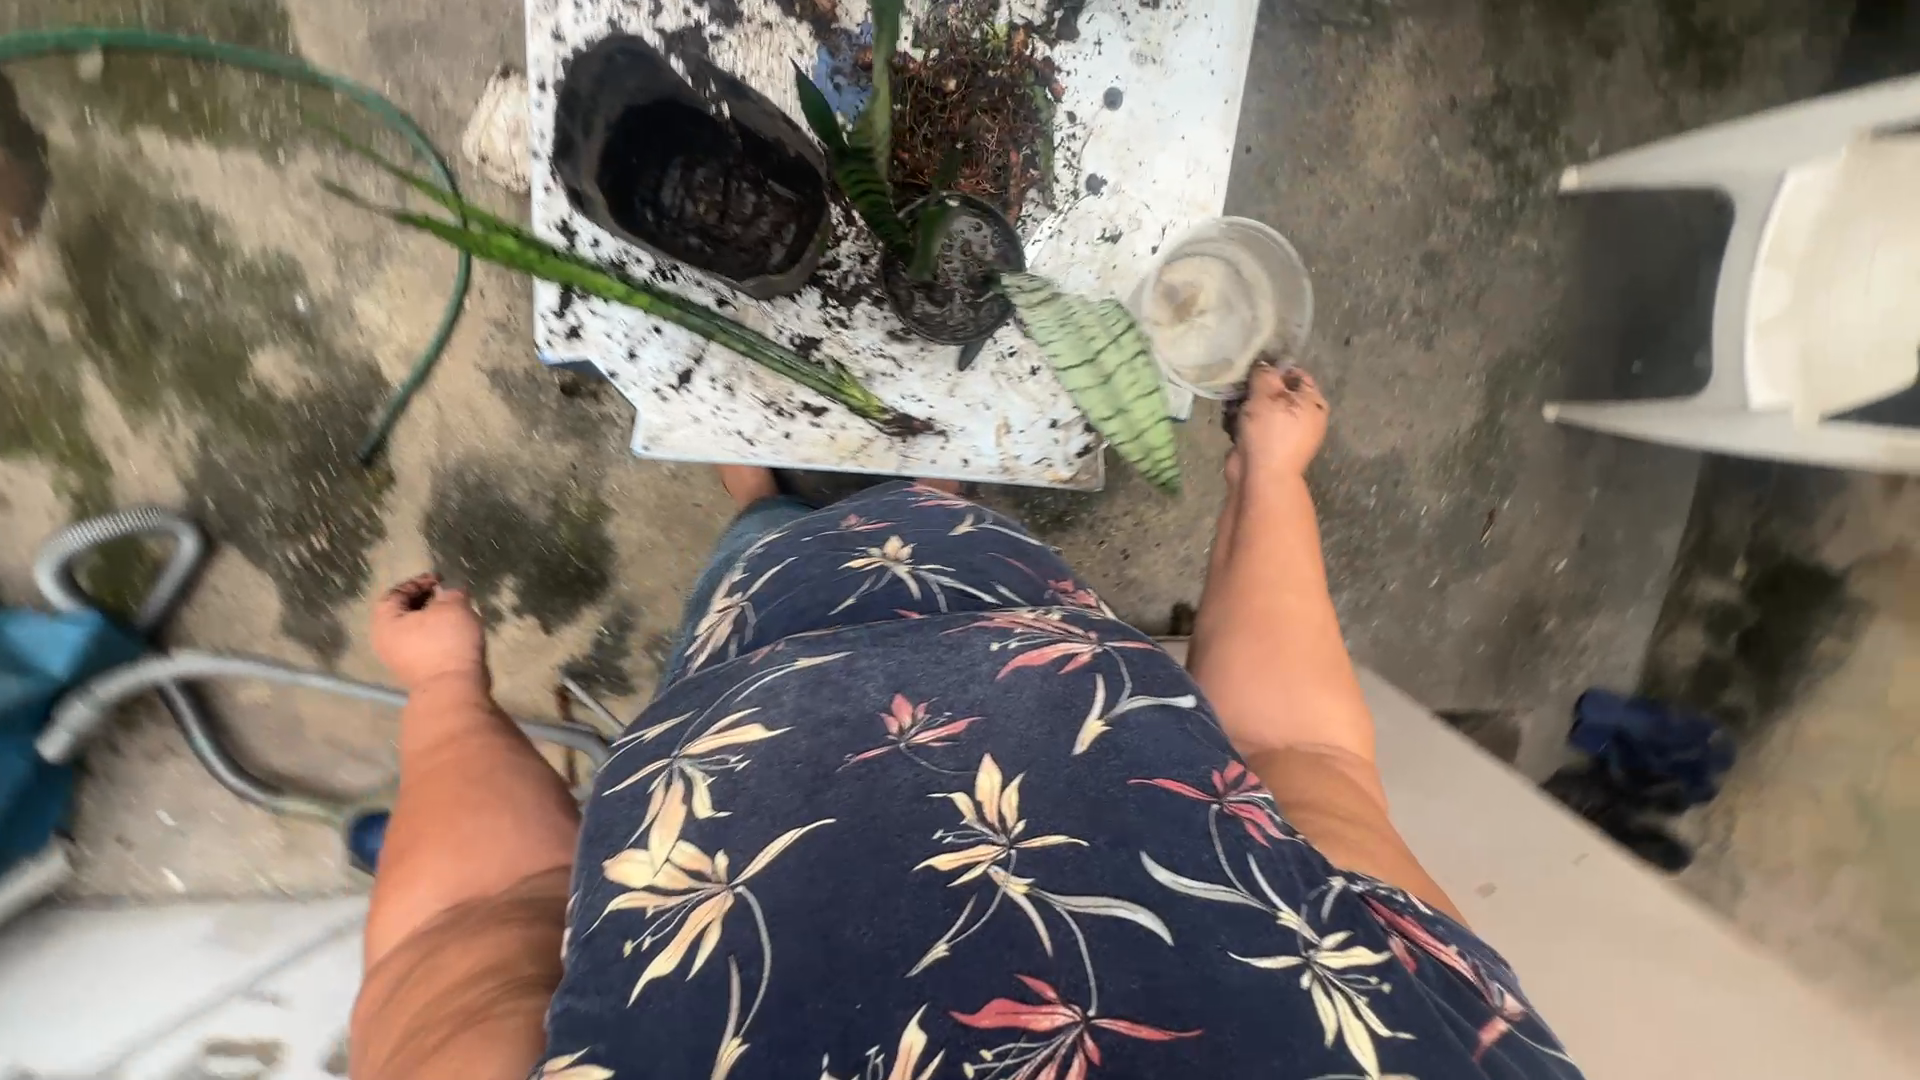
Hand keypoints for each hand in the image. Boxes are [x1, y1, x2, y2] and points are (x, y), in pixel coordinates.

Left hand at [371, 573, 489, 695]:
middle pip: (401, 612)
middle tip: (447, 593)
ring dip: (432, 617)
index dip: (417, 582)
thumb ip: (451, 594)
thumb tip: (451, 594)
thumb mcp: (453, 607)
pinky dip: (436, 632)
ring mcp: (399, 657)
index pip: (395, 594)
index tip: (440, 578)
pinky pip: (423, 643)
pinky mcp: (416, 669)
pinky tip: (455, 631)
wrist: (453, 686)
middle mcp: (385, 640)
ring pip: (413, 628)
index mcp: (385, 622)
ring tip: (455, 611)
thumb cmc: (447, 642)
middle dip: (425, 600)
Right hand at [1231, 363, 1327, 480]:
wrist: (1261, 476)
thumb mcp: (1267, 394)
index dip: (1276, 369)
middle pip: (1276, 392)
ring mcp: (1282, 434)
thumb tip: (1263, 364)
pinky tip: (1229, 424)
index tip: (1254, 369)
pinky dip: (1240, 424)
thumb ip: (1264, 374)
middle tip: (1240, 389)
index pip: (1297, 375)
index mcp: (1313, 403)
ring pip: (1260, 410)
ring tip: (1232, 408)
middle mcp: (1302, 418)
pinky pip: (1251, 427)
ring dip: (1243, 407)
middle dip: (1255, 390)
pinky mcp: (1264, 446)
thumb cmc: (1270, 431)